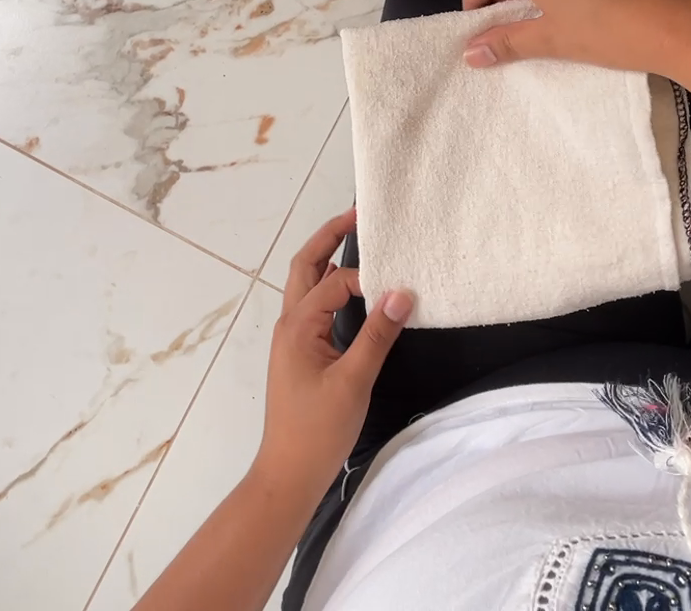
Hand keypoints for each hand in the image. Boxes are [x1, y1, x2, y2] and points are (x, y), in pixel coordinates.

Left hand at [254, 210, 411, 493]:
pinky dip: (333, 287)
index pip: (335, 283)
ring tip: (356, 240)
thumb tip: (402, 292)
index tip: (397, 286)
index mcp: (298, 325)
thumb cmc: (317, 429)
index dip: (365, 279)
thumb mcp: (354, 380)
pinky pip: (316, 306)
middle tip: (357, 214)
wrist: (288, 475)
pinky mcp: (302, 352)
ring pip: (308, 284)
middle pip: (306, 266)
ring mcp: (293, 338)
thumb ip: (378, 333)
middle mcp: (290, 324)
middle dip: (328, 236)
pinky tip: (355, 291)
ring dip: (328, 259)